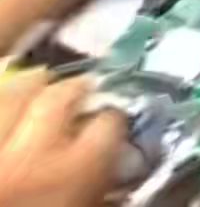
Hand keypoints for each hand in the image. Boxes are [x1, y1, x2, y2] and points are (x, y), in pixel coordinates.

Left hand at [0, 68, 126, 206]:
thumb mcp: (76, 204)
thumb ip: (91, 179)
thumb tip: (102, 144)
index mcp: (73, 170)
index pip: (109, 118)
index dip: (107, 115)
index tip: (102, 117)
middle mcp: (30, 156)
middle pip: (59, 97)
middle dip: (68, 88)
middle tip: (72, 87)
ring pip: (8, 99)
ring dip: (22, 87)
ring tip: (28, 85)